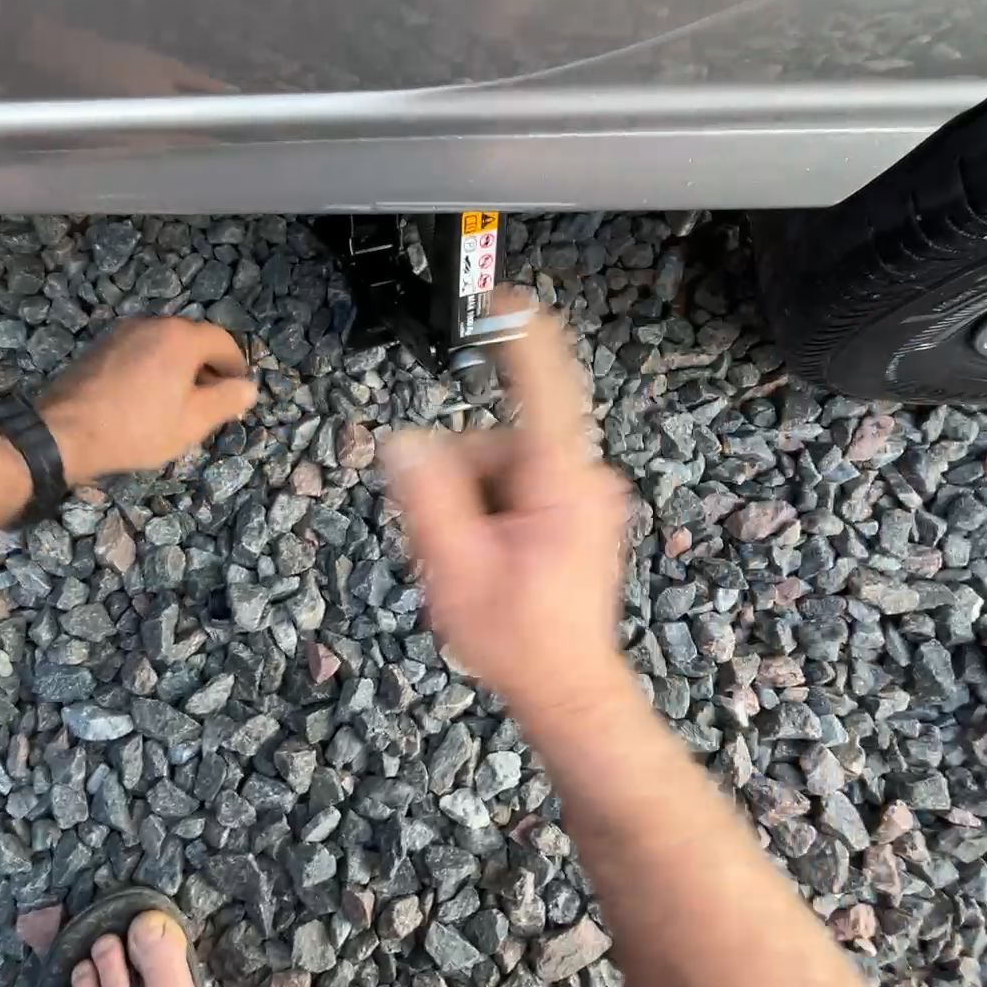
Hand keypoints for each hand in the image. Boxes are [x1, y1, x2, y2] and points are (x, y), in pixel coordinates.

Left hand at [39, 318, 258, 480]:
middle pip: (192, 340)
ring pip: (164, 345)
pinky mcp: (100, 346)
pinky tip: (147, 398)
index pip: (222, 342)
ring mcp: (122, 332)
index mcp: (180, 337)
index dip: (236, 366)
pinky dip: (154, 368)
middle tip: (210, 402)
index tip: (236, 391)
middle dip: (207, 367)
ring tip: (178, 403)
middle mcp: (152, 324)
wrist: (64, 433)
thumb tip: (248, 387)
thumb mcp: (193, 422)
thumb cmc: (138, 428)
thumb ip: (227, 400)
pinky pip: (140, 351)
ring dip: (179, 368)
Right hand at [383, 297, 632, 726]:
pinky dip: (491, 511)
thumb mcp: (456, 570)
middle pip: (496, 441)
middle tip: (453, 543)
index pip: (545, 388)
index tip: (503, 300)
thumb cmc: (521, 639)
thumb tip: (403, 444)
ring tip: (474, 561)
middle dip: (459, 483)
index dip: (522, 338)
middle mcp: (582, 480)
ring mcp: (583, 495)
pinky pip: (516, 485)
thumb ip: (426, 498)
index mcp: (560, 484)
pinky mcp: (576, 508)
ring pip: (501, 465)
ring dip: (472, 503)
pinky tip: (490, 556)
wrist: (567, 686)